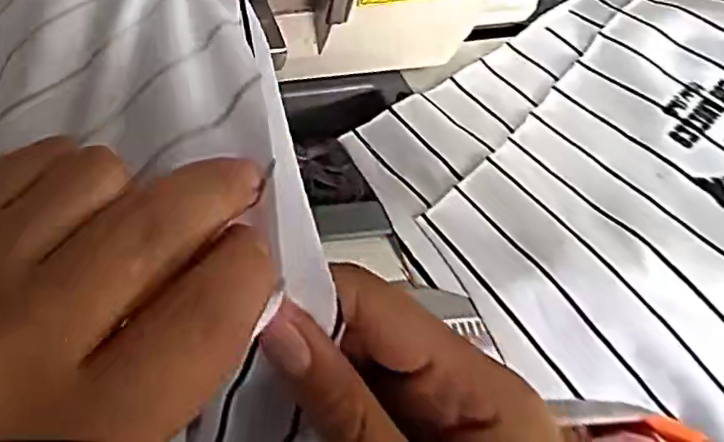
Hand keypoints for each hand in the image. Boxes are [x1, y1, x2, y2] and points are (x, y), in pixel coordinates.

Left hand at [0, 137, 276, 441]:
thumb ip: (173, 369)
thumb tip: (225, 272)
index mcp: (84, 425)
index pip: (200, 320)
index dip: (246, 269)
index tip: (252, 249)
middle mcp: (30, 334)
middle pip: (153, 226)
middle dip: (216, 191)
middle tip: (239, 180)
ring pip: (97, 172)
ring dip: (132, 185)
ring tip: (127, 215)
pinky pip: (40, 155)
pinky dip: (72, 167)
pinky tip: (71, 202)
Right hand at [258, 262, 559, 441]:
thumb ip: (345, 404)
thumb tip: (277, 320)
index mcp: (483, 386)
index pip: (372, 297)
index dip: (306, 296)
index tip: (246, 314)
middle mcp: (463, 385)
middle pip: (359, 325)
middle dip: (299, 339)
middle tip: (240, 362)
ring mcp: (439, 414)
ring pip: (349, 361)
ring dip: (302, 374)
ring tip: (256, 393)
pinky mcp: (414, 437)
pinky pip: (355, 397)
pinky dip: (318, 405)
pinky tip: (284, 418)